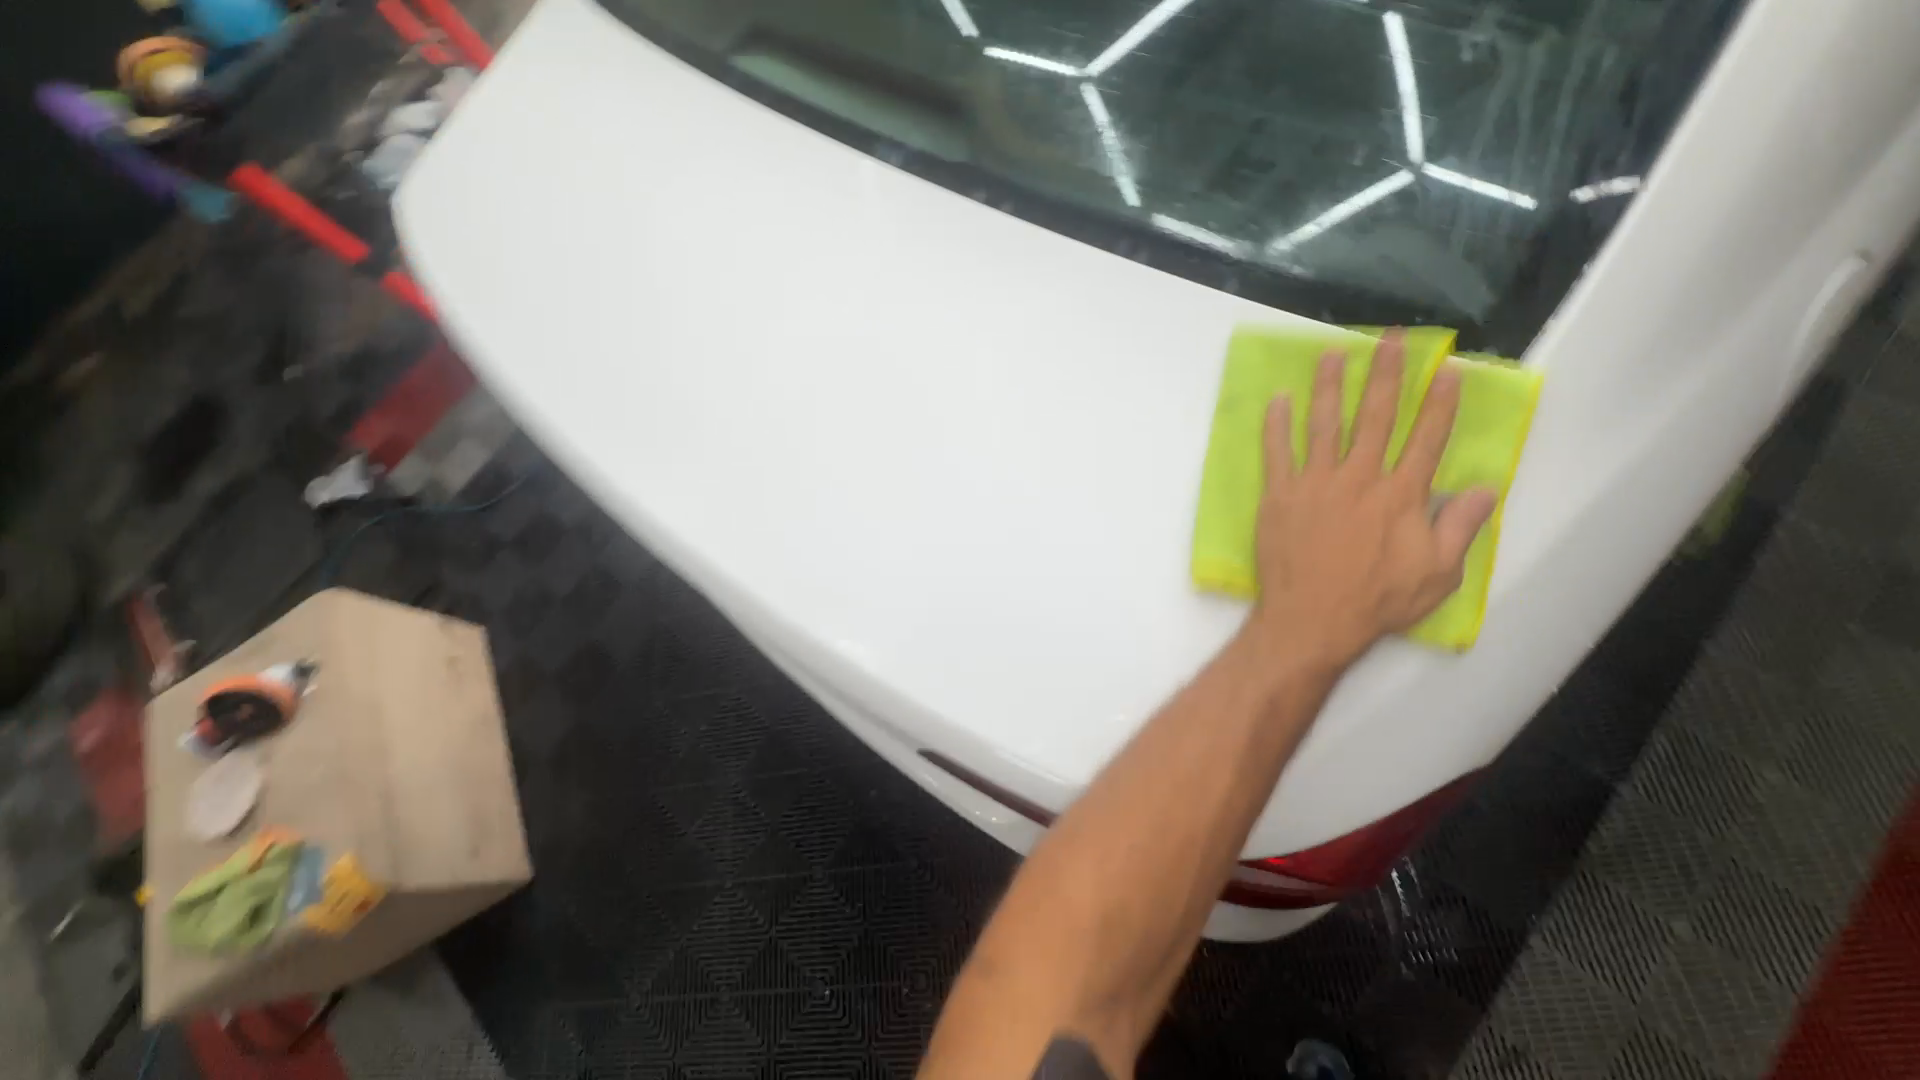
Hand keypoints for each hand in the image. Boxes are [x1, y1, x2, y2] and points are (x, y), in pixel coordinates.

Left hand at [1248, 330, 1496, 666]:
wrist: (1311, 620)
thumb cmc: (1377, 601)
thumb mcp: (1437, 574)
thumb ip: (1460, 527)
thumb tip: (1486, 488)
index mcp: (1401, 495)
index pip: (1427, 437)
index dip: (1440, 402)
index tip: (1448, 369)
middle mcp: (1359, 478)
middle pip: (1376, 416)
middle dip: (1385, 374)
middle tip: (1389, 338)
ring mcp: (1315, 483)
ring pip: (1325, 424)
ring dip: (1330, 386)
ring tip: (1333, 352)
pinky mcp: (1279, 496)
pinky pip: (1276, 452)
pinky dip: (1276, 425)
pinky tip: (1277, 399)